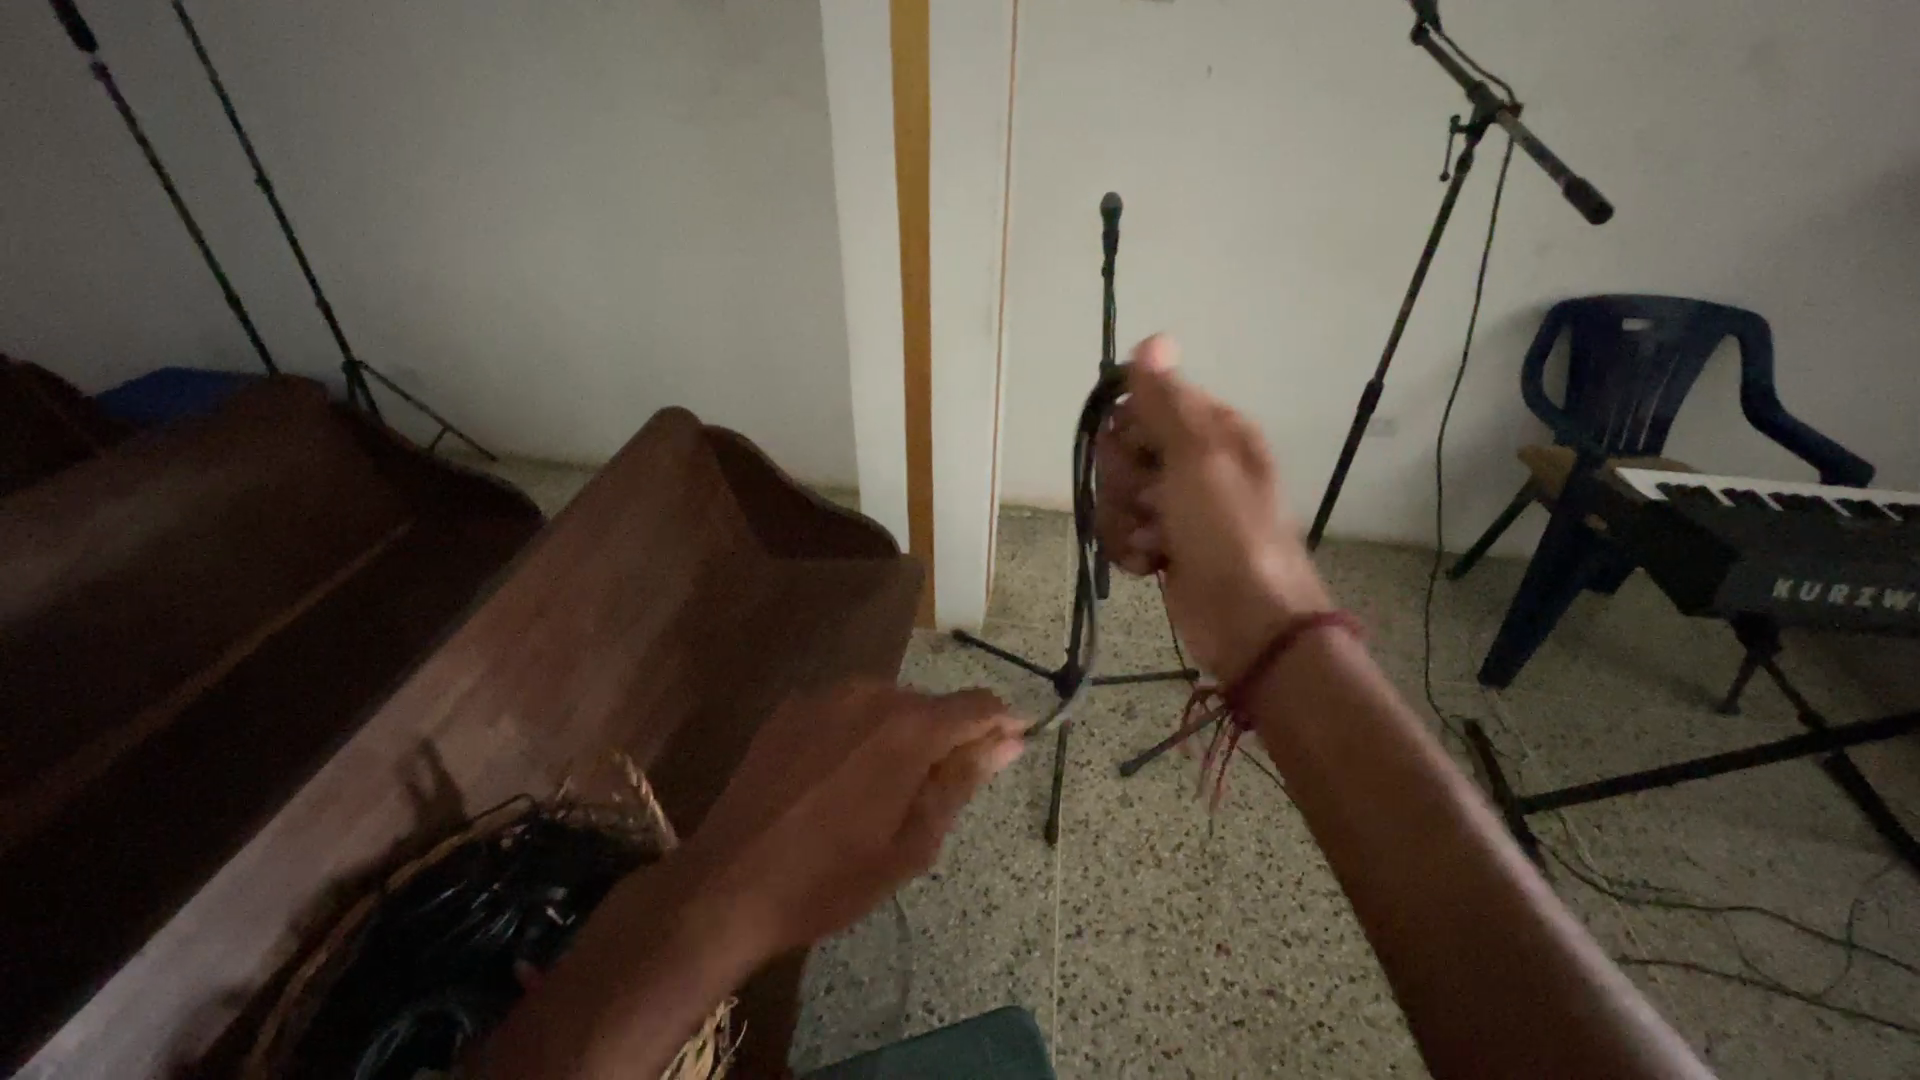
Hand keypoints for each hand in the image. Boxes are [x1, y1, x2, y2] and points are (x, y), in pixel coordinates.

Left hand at [678, 680, 1024, 956]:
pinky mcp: (790, 709)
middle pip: (931, 706)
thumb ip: (963, 780)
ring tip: (883, 793)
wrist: (728, 884)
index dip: (1000, 723)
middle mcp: (870, 695)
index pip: (977, 705)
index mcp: (908, 728)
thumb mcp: (912, 843)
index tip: (1012, 745)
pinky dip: (860, 735)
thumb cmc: (832, 877)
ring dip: (901, 736)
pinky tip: (840, 781)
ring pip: (888, 705)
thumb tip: (1009, 739)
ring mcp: (824, 697)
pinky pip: (846, 712)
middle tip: (935, 796)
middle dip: (946, 739)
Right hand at [1095, 335, 1332, 682]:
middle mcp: (1193, 462)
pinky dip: (1130, 550)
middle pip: (1122, 452)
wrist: (1248, 621)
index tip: (1136, 453)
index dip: (1128, 429)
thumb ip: (1168, 401)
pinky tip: (1151, 565)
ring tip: (1156, 543)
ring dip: (1125, 522)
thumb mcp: (1199, 457)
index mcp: (1211, 429)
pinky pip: (1122, 532)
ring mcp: (1177, 507)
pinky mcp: (1163, 545)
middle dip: (1125, 483)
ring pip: (1116, 496)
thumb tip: (1153, 338)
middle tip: (1154, 504)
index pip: (1144, 403)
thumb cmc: (1229, 533)